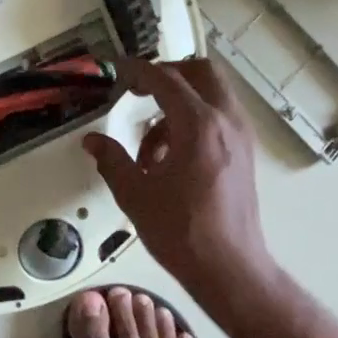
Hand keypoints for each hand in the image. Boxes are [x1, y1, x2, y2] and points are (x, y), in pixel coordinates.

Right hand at [84, 58, 272, 289]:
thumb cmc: (180, 232)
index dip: (138, 71)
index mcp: (198, 125)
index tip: (117, 70)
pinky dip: (195, 121)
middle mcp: (226, 121)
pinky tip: (170, 158)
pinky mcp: (245, 154)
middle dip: (168, 75)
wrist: (228, 267)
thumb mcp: (135, 195)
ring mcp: (241, 137)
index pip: (165, 79)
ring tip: (148, 144)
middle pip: (200, 72)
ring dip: (180, 103)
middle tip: (138, 92)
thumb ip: (112, 160)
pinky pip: (219, 118)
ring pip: (212, 95)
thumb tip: (92, 141)